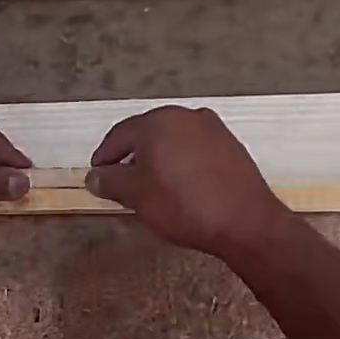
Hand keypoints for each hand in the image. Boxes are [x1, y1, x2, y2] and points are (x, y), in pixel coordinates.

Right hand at [83, 106, 298, 259]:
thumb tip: (94, 175)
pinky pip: (195, 150)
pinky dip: (181, 164)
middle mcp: (186, 116)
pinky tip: (181, 187)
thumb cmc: (182, 205)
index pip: (120, 135)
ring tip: (151, 187)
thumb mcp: (136, 195)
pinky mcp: (231, 146)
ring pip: (173, 141)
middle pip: (147, 134)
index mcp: (158, 121)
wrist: (245, 223)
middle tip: (121, 182)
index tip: (97, 175)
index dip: (104, 156)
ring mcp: (213, 129)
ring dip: (158, 160)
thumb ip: (110, 181)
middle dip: (131, 157)